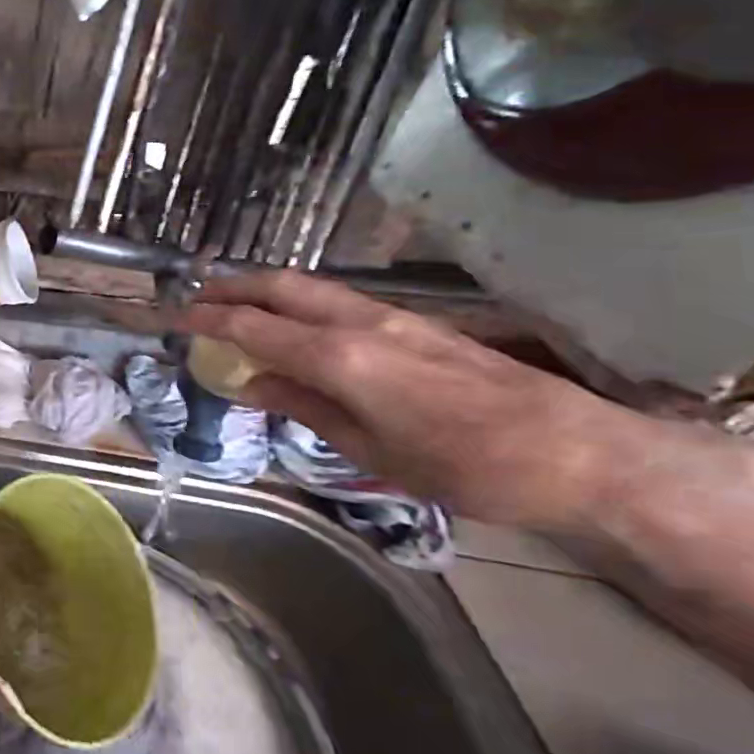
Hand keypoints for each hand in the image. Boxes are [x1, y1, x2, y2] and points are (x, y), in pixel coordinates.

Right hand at [183, 270, 753, 533]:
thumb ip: (304, 408)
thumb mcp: (369, 452)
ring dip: (264, 289)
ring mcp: (391, 317)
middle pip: (279, 287)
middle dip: (230, 286)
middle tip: (195, 297)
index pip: (253, 327)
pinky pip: (337, 300)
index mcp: (340, 359)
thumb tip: (251, 384)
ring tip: (234, 304)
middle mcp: (359, 324)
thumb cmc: (464, 467)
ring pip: (310, 287)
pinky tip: (294, 322)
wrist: (580, 452)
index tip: (172, 317)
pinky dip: (298, 301)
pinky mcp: (414, 323)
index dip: (207, 319)